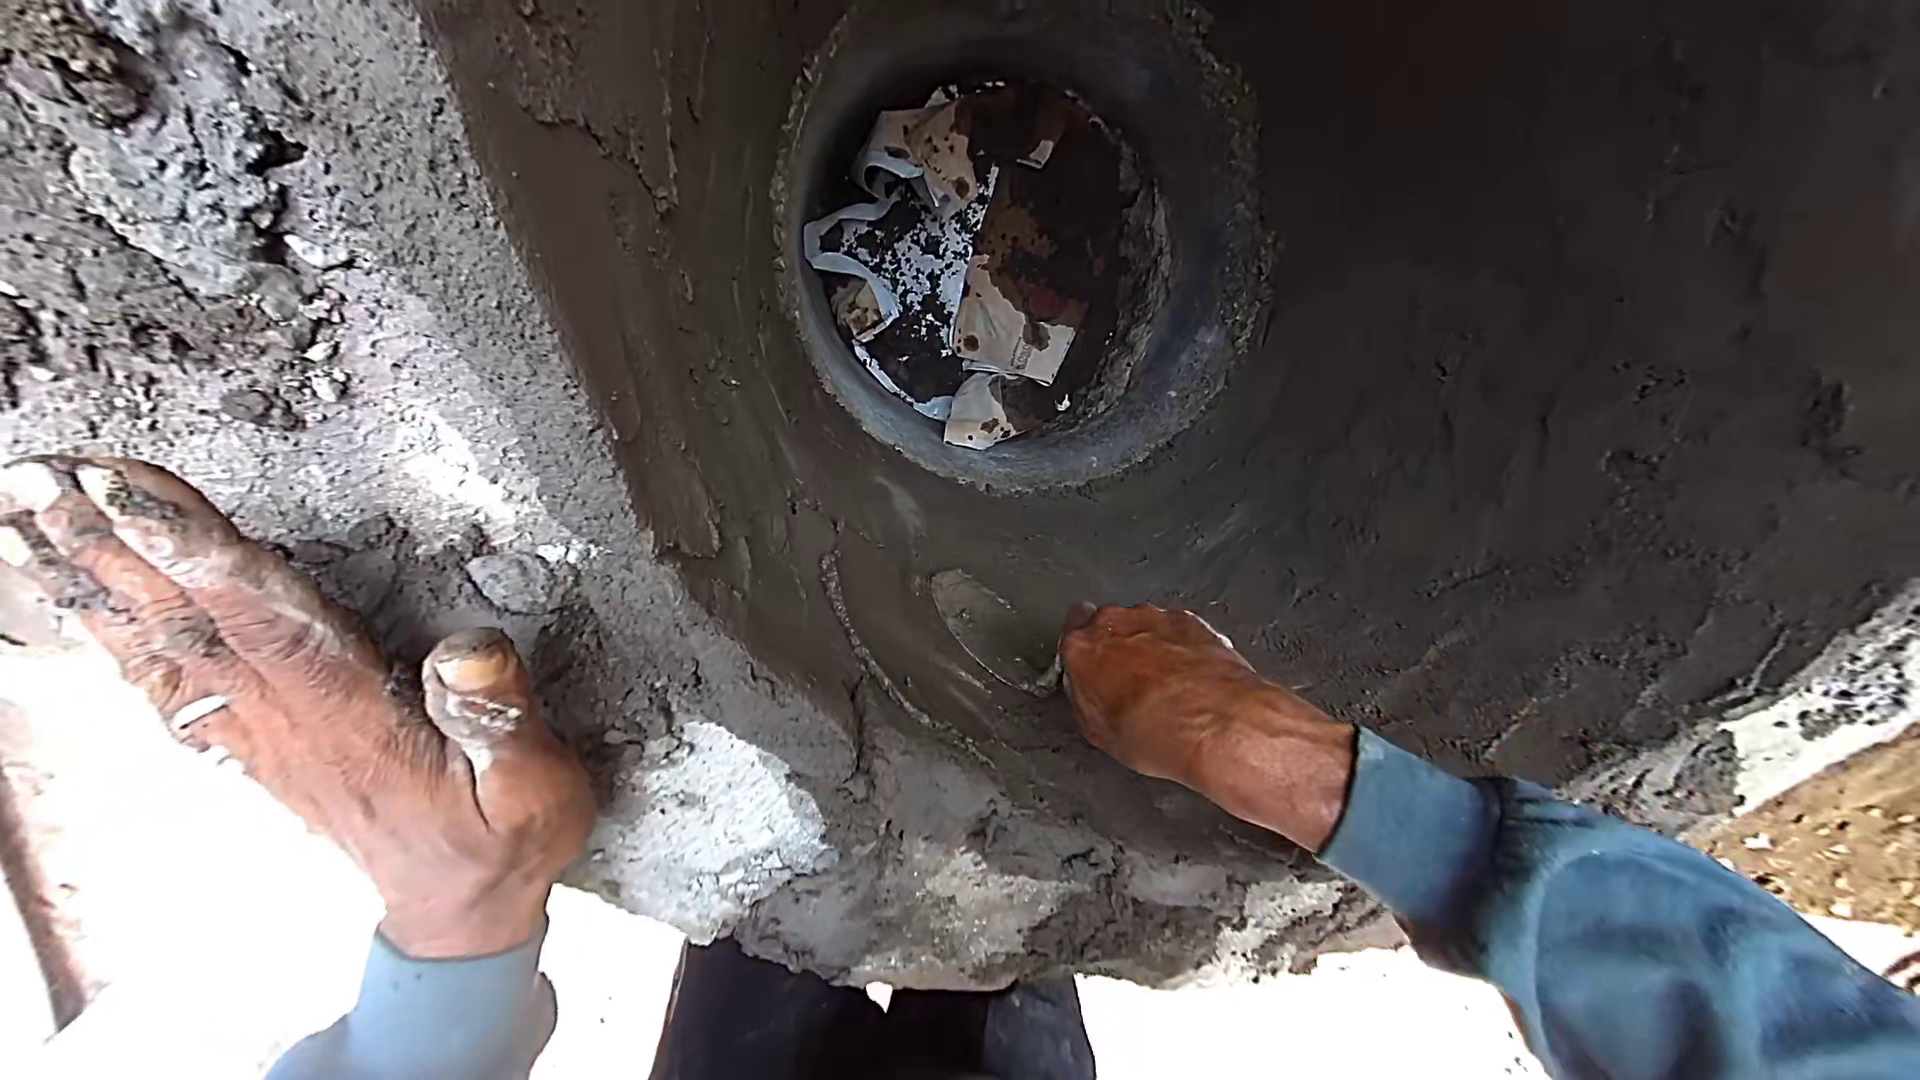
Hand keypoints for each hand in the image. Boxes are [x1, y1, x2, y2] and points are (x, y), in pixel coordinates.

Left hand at [0, 455, 594, 956]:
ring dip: (108, 594)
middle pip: (196, 633)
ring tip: (42, 530)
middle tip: (46, 481)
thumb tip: (469, 645)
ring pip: (174, 660)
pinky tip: (107, 626)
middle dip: (122, 556)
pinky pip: (186, 695)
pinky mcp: (276, 754)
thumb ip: (500, 713)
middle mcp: (294, 730)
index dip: (205, 561)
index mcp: (355, 727)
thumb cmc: (508, 836)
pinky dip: (131, 650)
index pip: (269, 630)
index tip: (134, 497)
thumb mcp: (532, 779)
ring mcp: (274, 745)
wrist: (465, 903)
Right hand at [1059, 603, 1356, 851]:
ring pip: (1143, 625)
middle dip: (1116, 647)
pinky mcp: (1190, 621)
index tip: (1091, 665)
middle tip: (1129, 682)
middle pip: (1108, 625)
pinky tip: (1190, 680)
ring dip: (1149, 646)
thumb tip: (1086, 692)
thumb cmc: (1161, 732)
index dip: (1084, 649)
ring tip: (1167, 687)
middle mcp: (1115, 623)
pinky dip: (1180, 647)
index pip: (1071, 629)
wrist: (1219, 726)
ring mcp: (1154, 619)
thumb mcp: (1099, 733)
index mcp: (1082, 647)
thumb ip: (1084, 698)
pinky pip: (1176, 630)